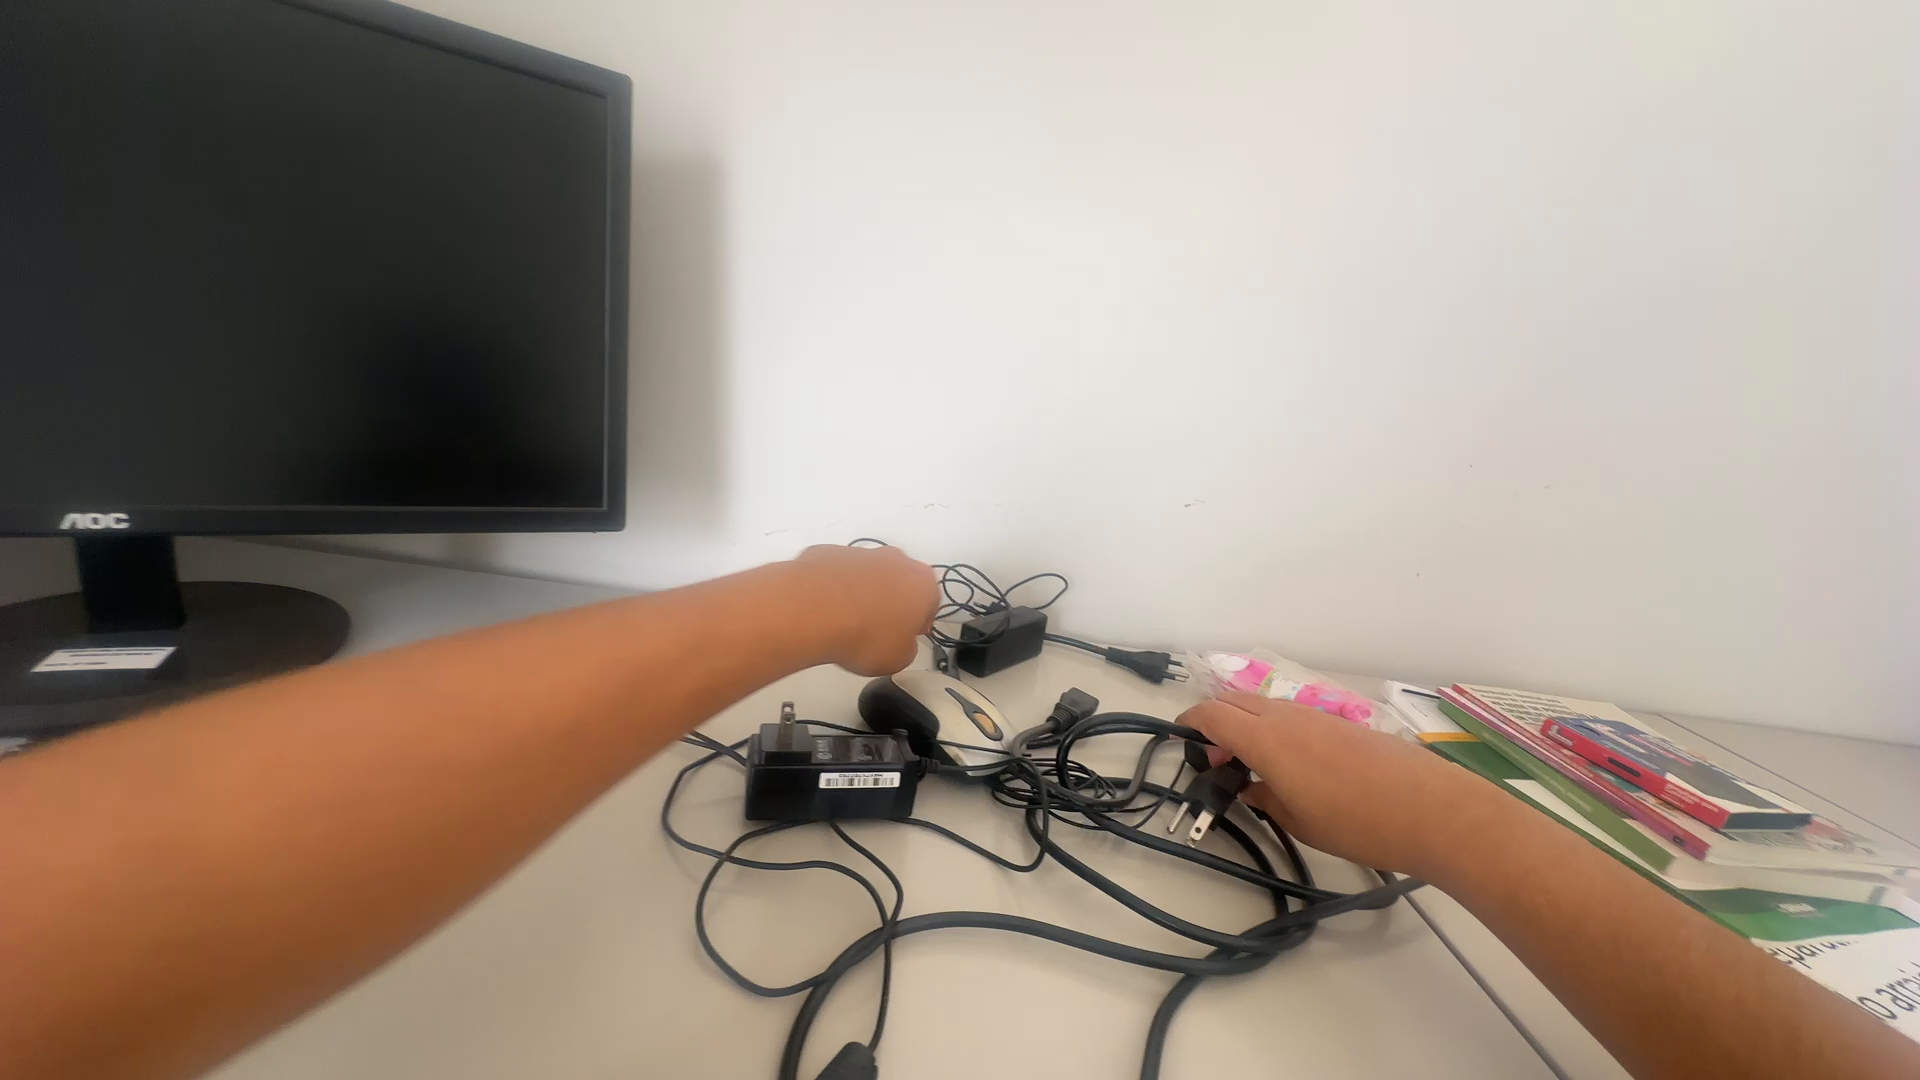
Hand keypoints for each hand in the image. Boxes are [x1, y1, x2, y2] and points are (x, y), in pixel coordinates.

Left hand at [790, 545, 938, 675]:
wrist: (814, 611)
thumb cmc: (867, 636)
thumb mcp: (899, 659)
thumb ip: (906, 647)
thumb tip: (898, 642)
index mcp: (923, 582)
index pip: (930, 603)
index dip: (917, 623)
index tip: (902, 639)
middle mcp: (895, 559)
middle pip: (899, 582)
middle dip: (890, 603)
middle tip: (874, 631)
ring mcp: (859, 552)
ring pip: (866, 575)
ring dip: (860, 594)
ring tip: (842, 624)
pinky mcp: (827, 552)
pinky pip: (835, 573)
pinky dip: (831, 589)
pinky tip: (821, 611)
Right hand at [1179, 691, 1502, 877]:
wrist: (1436, 811)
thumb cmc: (1359, 823)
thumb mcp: (1299, 822)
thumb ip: (1263, 798)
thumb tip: (1248, 786)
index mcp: (1266, 740)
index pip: (1211, 715)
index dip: (1189, 723)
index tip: (1181, 739)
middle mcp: (1284, 717)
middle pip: (1232, 701)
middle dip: (1213, 721)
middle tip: (1217, 759)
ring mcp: (1314, 715)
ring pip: (1261, 705)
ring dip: (1243, 724)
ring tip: (1252, 765)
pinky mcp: (1338, 722)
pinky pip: (1288, 714)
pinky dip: (1271, 728)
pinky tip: (1289, 763)